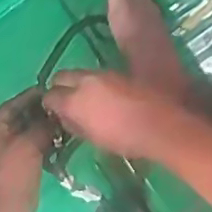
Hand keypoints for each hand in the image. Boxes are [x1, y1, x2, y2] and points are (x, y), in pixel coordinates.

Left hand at [0, 90, 55, 211]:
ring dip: (43, 127)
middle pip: (19, 117)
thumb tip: (56, 113)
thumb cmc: (15, 173)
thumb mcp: (29, 144)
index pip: (12, 104)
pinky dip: (43, 140)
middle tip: (62, 107)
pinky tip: (59, 138)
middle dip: (40, 113)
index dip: (32, 97)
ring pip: (26, 131)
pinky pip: (30, 144)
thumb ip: (42, 126)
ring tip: (64, 122)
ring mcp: (4, 150)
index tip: (52, 92)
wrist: (11, 207)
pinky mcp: (15, 162)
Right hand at [42, 70, 191, 159]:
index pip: (49, 96)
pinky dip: (95, 84)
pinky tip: (106, 97)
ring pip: (81, 74)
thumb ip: (74, 124)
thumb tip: (64, 117)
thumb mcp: (93, 138)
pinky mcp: (121, 72)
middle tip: (65, 102)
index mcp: (74, 100)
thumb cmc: (125, 139)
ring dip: (79, 84)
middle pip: (61, 76)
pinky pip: (99, 76)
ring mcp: (105, 73)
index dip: (49, 105)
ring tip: (86, 100)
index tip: (53, 113)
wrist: (161, 126)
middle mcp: (86, 80)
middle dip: (60, 87)